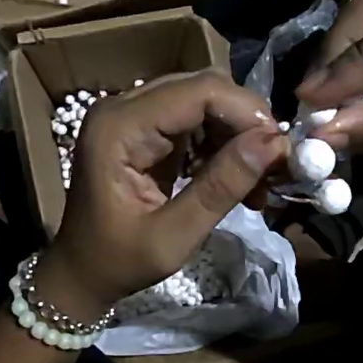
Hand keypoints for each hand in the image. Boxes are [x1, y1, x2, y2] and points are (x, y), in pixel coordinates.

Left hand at [41, 71, 285, 316]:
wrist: (81, 273)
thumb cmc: (119, 261)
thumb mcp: (173, 235)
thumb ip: (220, 188)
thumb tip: (274, 145)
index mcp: (120, 127)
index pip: (199, 92)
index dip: (247, 112)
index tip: (281, 151)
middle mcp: (124, 108)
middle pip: (204, 89)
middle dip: (247, 124)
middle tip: (276, 167)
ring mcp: (134, 116)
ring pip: (205, 103)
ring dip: (239, 137)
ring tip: (261, 182)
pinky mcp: (145, 131)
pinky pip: (196, 122)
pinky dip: (223, 146)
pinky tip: (239, 180)